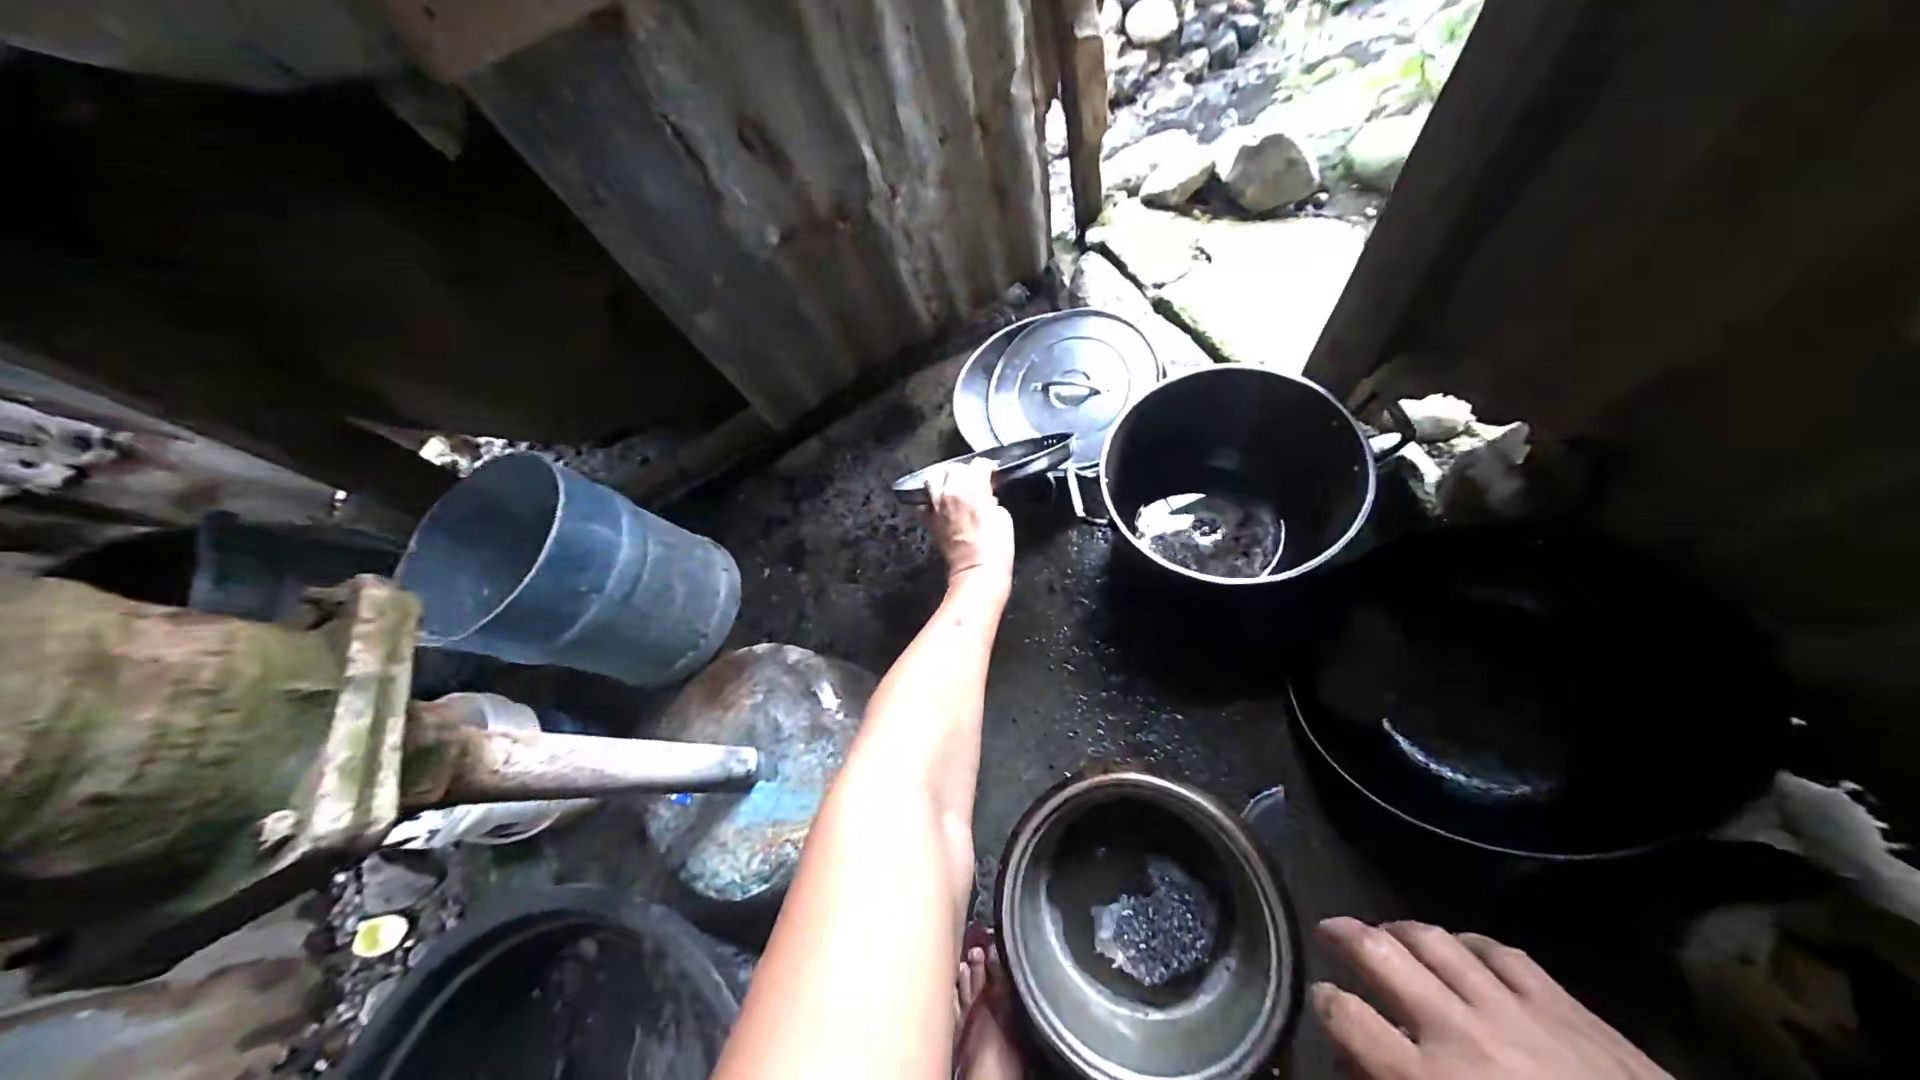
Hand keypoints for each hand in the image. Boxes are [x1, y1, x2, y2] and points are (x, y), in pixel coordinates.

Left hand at [924, 458, 1013, 584]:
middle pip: (954, 468)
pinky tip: (940, 506)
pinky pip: (924, 503)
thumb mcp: (1003, 517)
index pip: (978, 464)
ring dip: (944, 479)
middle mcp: (951, 492)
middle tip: (974, 481)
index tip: (992, 474)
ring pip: (933, 478)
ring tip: (952, 486)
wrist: (977, 571)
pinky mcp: (930, 521)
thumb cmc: (996, 547)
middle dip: (965, 471)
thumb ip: (992, 500)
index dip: (988, 467)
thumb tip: (986, 498)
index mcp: (973, 488)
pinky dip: (931, 501)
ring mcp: (937, 506)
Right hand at [1312, 918, 1670, 1079]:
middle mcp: (1457, 1031)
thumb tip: (1360, 1065)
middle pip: (1377, 953)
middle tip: (1329, 930)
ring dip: (1400, 929)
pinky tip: (1463, 948)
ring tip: (1389, 932)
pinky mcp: (1565, 1005)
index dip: (1322, 999)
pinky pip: (1500, 951)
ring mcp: (1513, 1011)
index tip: (1321, 996)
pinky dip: (1470, 943)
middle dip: (1341, 933)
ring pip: (1434, 938)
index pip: (1344, 1014)